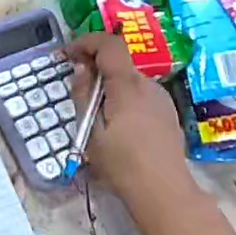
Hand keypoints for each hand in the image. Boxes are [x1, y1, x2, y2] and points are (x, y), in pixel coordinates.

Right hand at [67, 33, 189, 199]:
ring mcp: (161, 98)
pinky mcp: (167, 113)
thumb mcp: (92, 132)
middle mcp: (148, 85)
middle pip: (119, 62)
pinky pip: (140, 95)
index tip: (68, 55)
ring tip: (94, 113)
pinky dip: (123, 98)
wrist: (164, 193)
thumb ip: (84, 96)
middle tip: (76, 87)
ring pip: (130, 80)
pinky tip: (117, 125)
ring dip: (109, 85)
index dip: (86, 42)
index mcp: (128, 85)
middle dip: (95, 66)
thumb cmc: (122, 164)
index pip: (109, 44)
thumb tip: (82, 69)